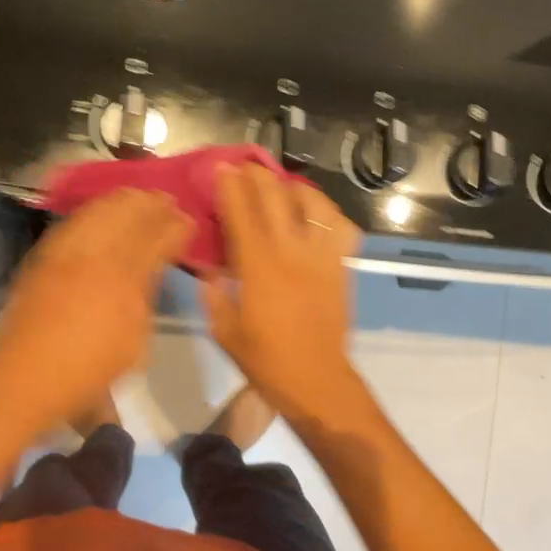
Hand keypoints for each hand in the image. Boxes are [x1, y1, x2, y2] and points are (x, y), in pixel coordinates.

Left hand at [0, 190, 191, 427]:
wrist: (27, 377)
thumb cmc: (89, 370)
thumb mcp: (134, 341)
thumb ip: (144, 298)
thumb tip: (151, 270)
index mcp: (123, 279)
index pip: (156, 240)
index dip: (175, 227)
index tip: (188, 221)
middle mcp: (94, 256)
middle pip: (128, 216)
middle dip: (151, 206)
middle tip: (167, 202)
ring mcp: (64, 254)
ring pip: (98, 212)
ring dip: (122, 202)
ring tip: (138, 197)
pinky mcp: (42, 258)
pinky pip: (72, 223)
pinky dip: (92, 212)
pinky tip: (101, 212)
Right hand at [203, 165, 363, 415]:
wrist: (317, 382)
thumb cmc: (266, 361)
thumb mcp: (225, 332)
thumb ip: (214, 295)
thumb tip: (207, 268)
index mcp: (259, 267)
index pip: (243, 213)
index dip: (231, 186)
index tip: (222, 168)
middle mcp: (293, 252)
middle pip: (276, 197)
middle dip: (258, 176)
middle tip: (245, 168)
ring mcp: (323, 257)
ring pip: (314, 203)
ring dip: (293, 188)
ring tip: (281, 188)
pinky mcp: (342, 267)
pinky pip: (341, 228)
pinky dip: (328, 214)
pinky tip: (315, 216)